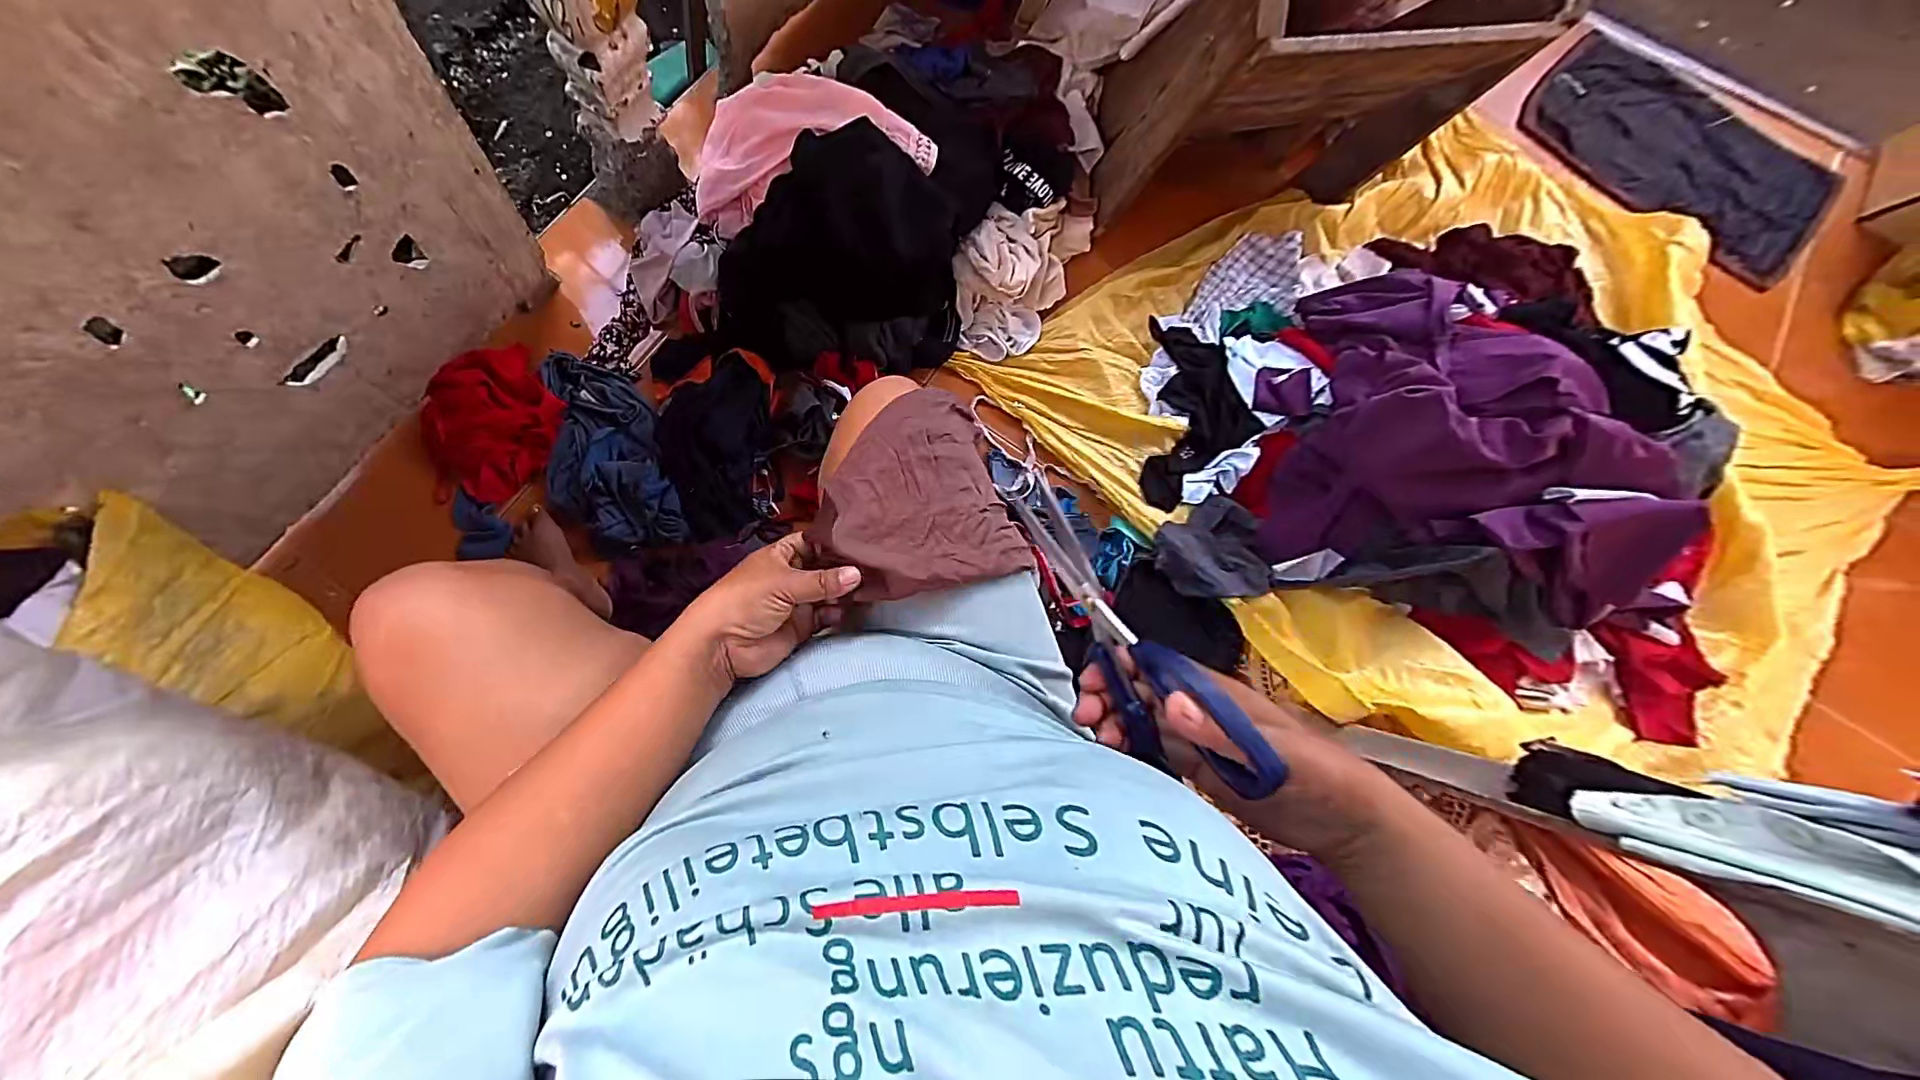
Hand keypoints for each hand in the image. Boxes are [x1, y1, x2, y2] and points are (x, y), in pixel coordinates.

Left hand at [672, 533, 862, 681]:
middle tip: (874, 569)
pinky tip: (850, 611)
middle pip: (826, 569)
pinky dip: (838, 614)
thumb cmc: (744, 600)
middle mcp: (792, 575)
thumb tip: (856, 574)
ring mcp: (798, 602)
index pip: (814, 542)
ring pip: (829, 594)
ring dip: (845, 593)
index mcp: (782, 555)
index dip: (834, 543)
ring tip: (868, 590)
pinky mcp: (802, 626)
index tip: (862, 543)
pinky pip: (826, 616)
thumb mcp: (784, 583)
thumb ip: (822, 580)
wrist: (722, 645)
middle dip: (846, 570)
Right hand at [1073, 651, 1404, 865]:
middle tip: (1087, 714)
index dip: (1121, 664)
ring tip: (1099, 737)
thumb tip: (1168, 703)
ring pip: (1139, 717)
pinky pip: (1151, 748)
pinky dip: (1128, 747)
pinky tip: (1115, 755)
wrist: (1343, 820)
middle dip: (1107, 693)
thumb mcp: (1270, 750)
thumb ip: (1218, 729)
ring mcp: (1195, 737)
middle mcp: (1198, 708)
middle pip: (1139, 688)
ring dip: (1113, 720)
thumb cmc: (1316, 771)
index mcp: (1213, 690)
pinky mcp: (1195, 766)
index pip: (1156, 664)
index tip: (1094, 679)